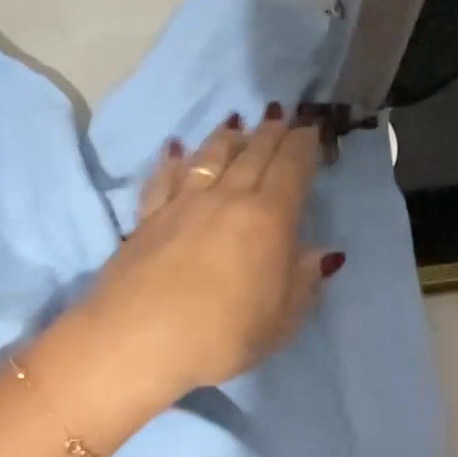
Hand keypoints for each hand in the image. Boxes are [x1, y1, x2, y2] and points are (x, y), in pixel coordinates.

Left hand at [72, 105, 340, 398]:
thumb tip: (321, 254)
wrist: (137, 341)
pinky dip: (172, 160)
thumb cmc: (221, 336)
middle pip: (251, 154)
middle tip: (279, 115)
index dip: (302, 145)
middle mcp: (225, 199)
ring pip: (207, 158)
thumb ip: (302, 283)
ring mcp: (180, 206)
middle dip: (269, 133)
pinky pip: (163, 179)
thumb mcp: (280, 321)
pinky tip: (174, 150)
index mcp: (268, 218)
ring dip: (224, 138)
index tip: (309, 128)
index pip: (290, 168)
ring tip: (235, 124)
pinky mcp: (145, 220)